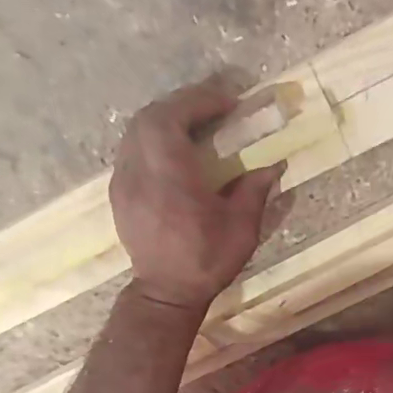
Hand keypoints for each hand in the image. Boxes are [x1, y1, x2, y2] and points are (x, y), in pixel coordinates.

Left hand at [109, 80, 285, 308]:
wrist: (166, 291)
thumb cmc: (208, 259)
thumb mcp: (242, 227)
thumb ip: (254, 190)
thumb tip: (272, 165)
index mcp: (170, 176)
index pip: (172, 119)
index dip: (198, 101)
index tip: (227, 100)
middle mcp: (139, 171)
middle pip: (149, 117)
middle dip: (182, 104)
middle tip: (214, 105)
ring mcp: (124, 180)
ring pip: (135, 131)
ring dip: (166, 118)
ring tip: (196, 122)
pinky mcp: (119, 191)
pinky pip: (132, 149)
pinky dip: (154, 137)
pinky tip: (176, 148)